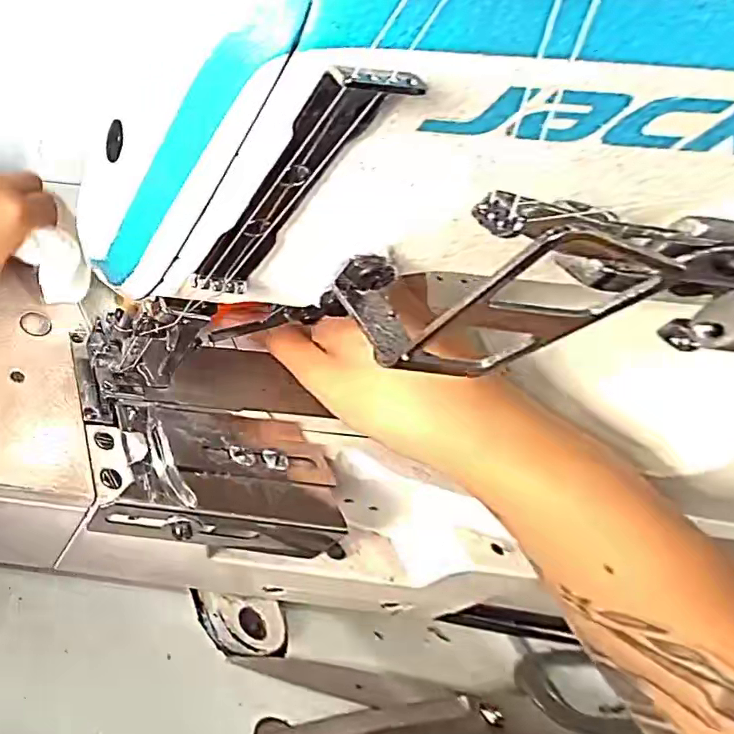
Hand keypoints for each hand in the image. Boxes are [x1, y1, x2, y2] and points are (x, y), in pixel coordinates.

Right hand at [257, 317, 556, 480]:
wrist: (483, 434)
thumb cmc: (413, 410)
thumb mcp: (323, 381)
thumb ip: (283, 347)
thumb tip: (257, 326)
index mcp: (346, 305)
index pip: (289, 308)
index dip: (268, 325)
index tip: (250, 330)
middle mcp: (382, 298)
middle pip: (326, 315)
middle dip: (314, 339)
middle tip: (319, 377)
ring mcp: (413, 313)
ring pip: (359, 326)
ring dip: (349, 347)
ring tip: (360, 387)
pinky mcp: (436, 332)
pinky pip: (388, 337)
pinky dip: (379, 355)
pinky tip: (389, 386)